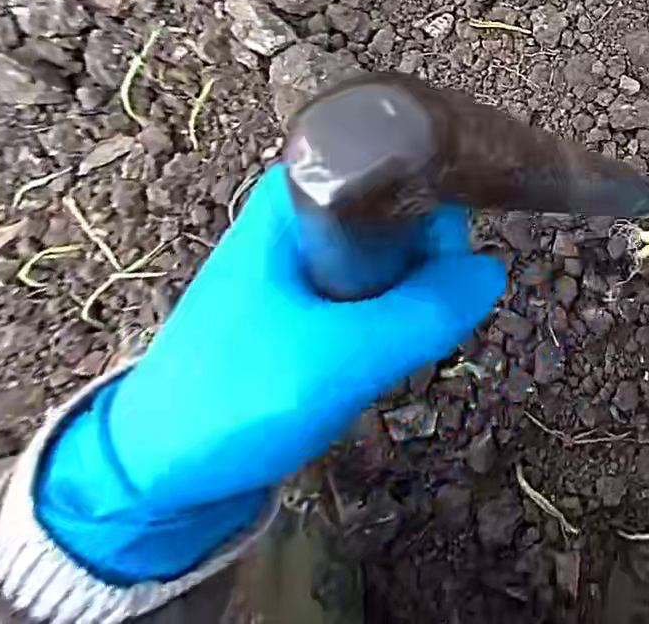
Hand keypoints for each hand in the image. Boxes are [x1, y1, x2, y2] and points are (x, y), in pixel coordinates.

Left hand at [37, 164, 505, 579]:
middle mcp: (311, 206)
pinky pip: (390, 277)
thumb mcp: (338, 358)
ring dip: (417, 293)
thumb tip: (493, 270)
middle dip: (429, 266)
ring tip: (388, 341)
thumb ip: (424, 313)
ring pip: (407, 248)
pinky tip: (381, 345)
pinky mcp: (321, 282)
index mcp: (300, 195)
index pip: (408, 173)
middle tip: (407, 323)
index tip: (443, 276)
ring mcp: (316, 245)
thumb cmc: (235, 399)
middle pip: (414, 211)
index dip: (442, 219)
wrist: (155, 475)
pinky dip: (401, 308)